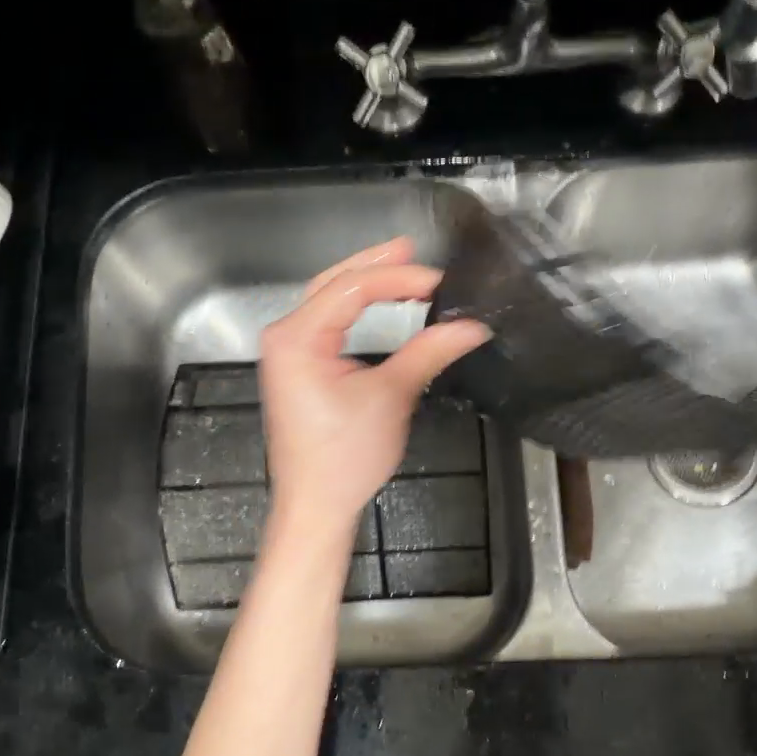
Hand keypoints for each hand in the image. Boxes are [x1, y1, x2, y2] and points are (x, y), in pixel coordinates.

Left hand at [260, 238, 490, 527]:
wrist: (316, 505)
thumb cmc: (345, 457)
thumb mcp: (390, 397)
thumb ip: (428, 352)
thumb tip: (472, 326)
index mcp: (297, 337)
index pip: (351, 288)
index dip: (398, 278)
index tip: (439, 283)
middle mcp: (285, 337)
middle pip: (333, 284)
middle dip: (375, 265)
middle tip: (414, 250)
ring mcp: (288, 354)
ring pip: (328, 301)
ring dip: (365, 284)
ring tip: (403, 267)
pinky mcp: (299, 370)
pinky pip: (327, 325)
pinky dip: (355, 310)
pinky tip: (380, 302)